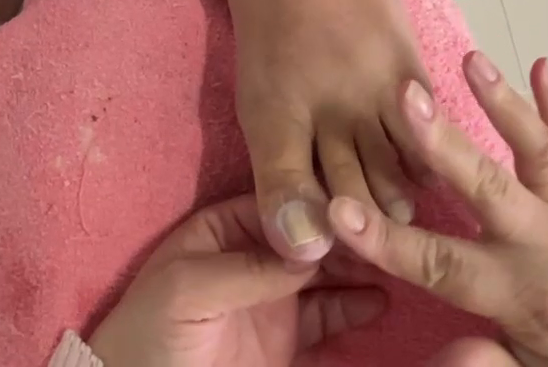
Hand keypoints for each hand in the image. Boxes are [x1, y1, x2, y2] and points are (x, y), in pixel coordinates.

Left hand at [87, 195, 386, 366]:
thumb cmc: (151, 333)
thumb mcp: (189, 287)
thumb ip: (247, 266)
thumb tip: (312, 244)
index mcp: (224, 230)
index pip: (280, 205)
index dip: (318, 204)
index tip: (359, 205)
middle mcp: (254, 257)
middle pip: (309, 239)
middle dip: (346, 236)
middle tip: (390, 234)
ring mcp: (272, 301)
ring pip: (325, 276)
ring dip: (358, 269)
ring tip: (396, 262)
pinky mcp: (285, 343)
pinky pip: (327, 321)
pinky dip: (354, 309)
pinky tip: (380, 299)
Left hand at [212, 0, 428, 261]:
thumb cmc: (265, 7)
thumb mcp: (256, 85)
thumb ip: (279, 156)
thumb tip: (303, 235)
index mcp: (272, 126)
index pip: (304, 213)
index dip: (327, 243)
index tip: (347, 257)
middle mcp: (321, 118)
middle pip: (360, 200)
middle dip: (375, 231)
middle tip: (397, 250)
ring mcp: (365, 90)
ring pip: (400, 173)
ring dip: (408, 198)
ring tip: (425, 219)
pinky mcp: (404, 61)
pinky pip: (428, 130)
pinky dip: (435, 156)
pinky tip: (440, 171)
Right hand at [327, 55, 547, 366]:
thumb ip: (487, 365)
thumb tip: (441, 351)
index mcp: (526, 294)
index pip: (443, 264)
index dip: (388, 239)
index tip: (341, 210)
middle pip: (490, 186)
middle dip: (443, 141)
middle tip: (407, 98)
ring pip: (540, 152)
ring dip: (504, 103)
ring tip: (472, 60)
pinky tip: (543, 66)